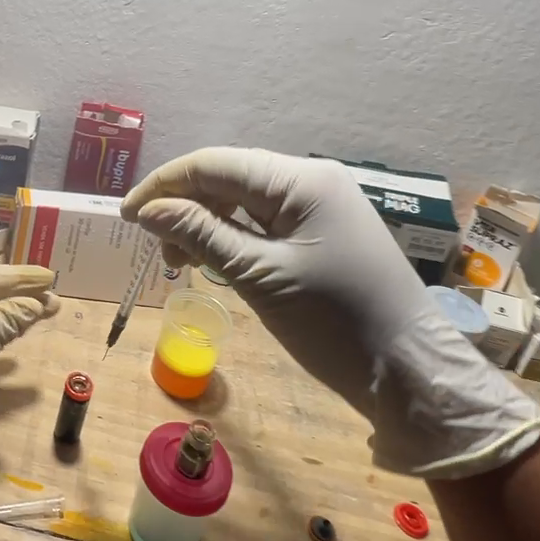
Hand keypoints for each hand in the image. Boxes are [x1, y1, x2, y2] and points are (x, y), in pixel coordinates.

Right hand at [122, 147, 539, 478]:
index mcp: (300, 180)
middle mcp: (311, 181)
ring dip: (207, 223)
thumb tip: (148, 209)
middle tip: (156, 248)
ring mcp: (321, 207)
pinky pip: (266, 222)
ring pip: (245, 201)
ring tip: (181, 260)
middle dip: (185, 205)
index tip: (126, 216)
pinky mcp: (325, 233)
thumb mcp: (260, 278)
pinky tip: (214, 259)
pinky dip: (234, 238)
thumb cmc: (336, 325)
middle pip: (229, 178)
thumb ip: (201, 234)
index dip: (165, 185)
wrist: (413, 376)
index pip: (214, 164)